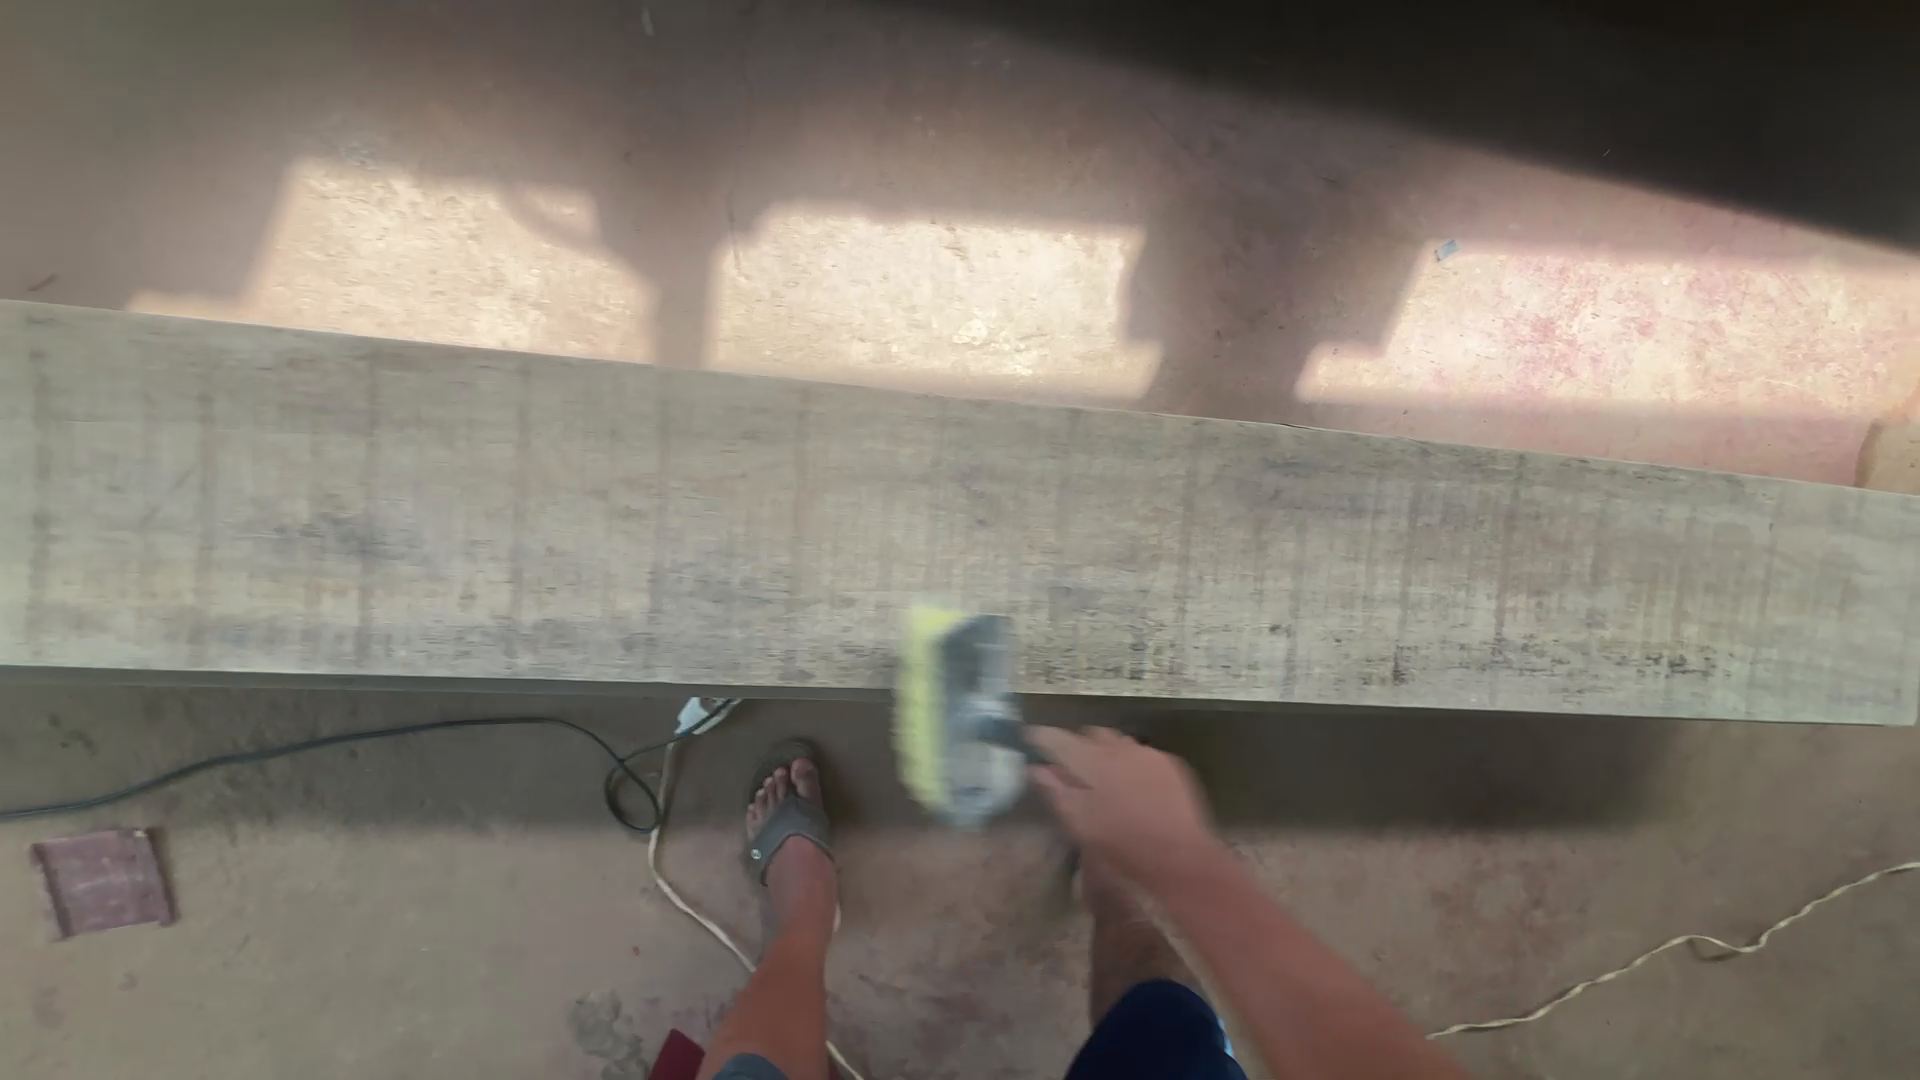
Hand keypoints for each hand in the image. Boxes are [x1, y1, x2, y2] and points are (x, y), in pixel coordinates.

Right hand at [1026, 726, 1223, 889]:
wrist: (1180, 857)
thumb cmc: (1121, 844)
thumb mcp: (1079, 823)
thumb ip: (1055, 791)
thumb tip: (1036, 769)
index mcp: (1091, 760)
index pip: (1058, 738)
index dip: (1040, 737)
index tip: (1029, 738)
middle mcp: (1119, 747)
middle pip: (1090, 734)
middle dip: (1076, 744)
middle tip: (1068, 765)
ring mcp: (1147, 753)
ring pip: (1117, 741)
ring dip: (1104, 751)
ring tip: (1101, 774)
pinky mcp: (1169, 764)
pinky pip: (1141, 753)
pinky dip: (1129, 761)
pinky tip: (1131, 783)